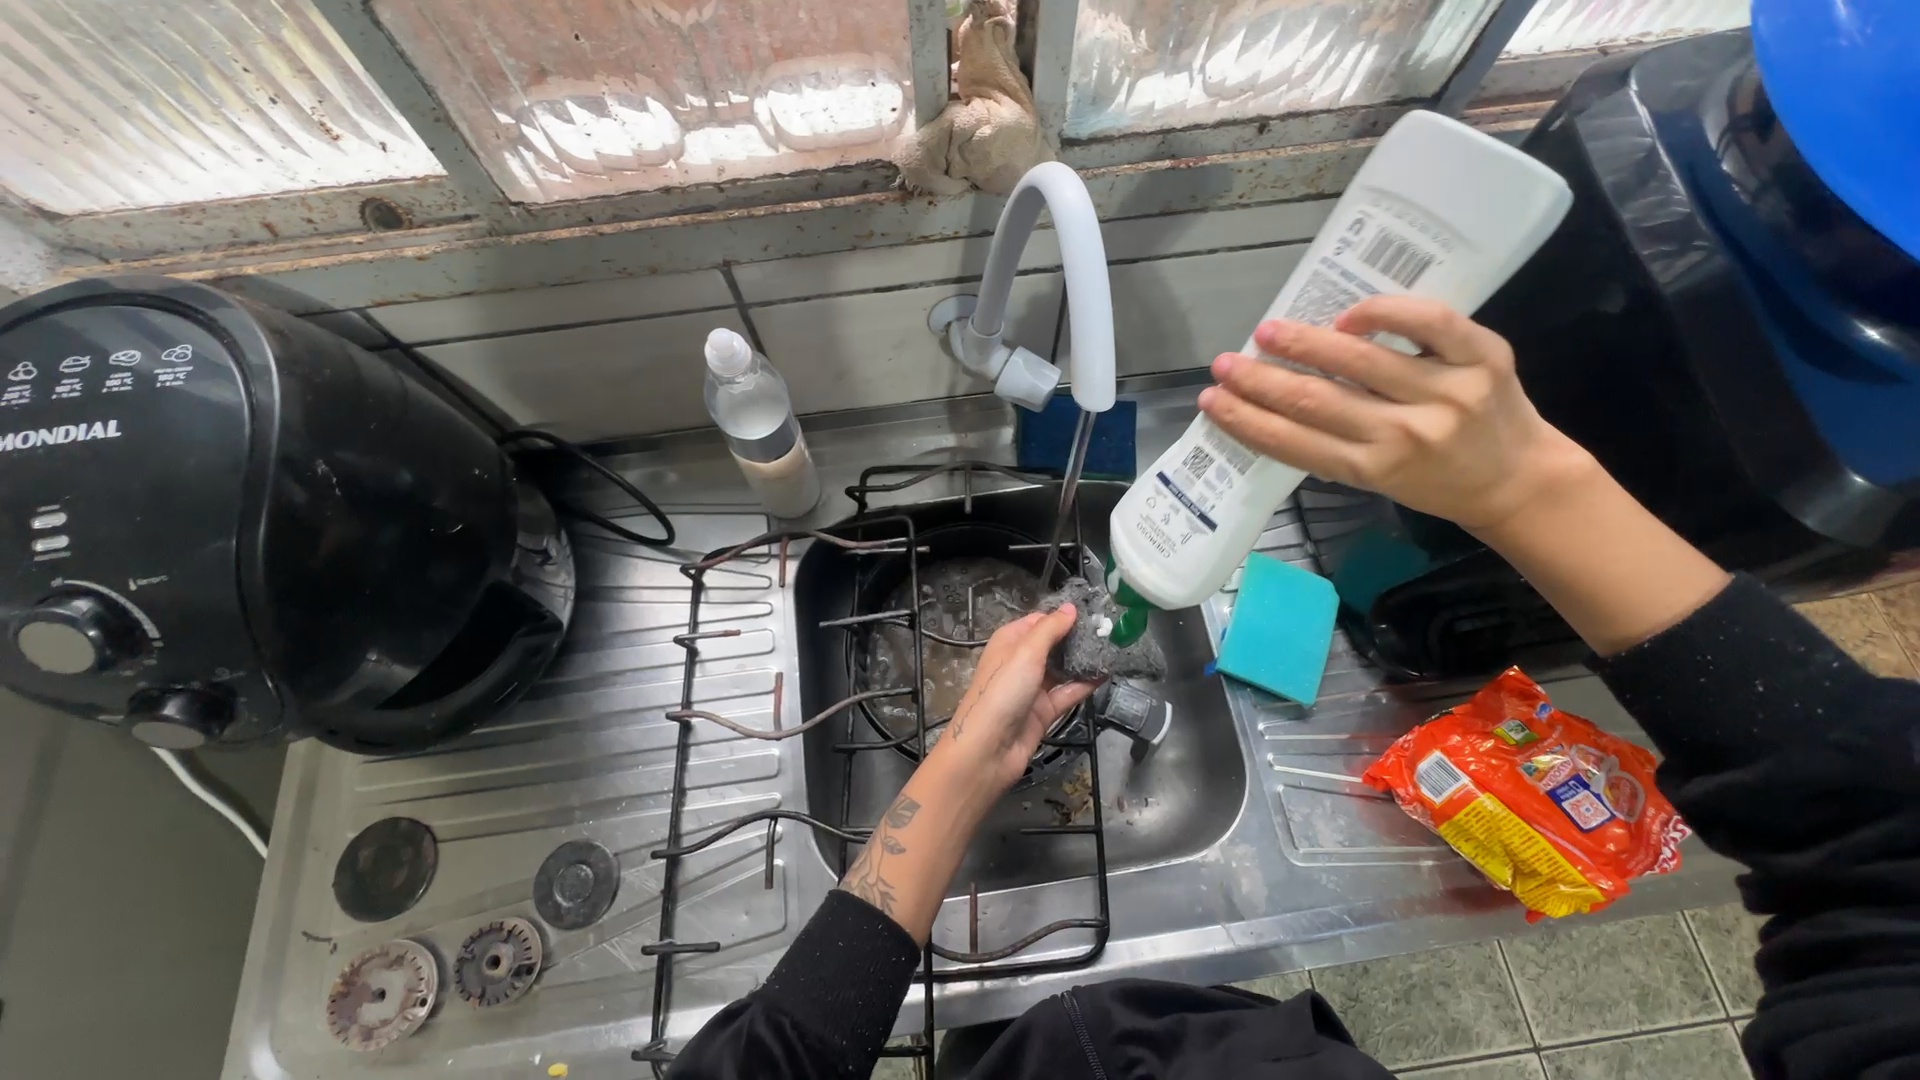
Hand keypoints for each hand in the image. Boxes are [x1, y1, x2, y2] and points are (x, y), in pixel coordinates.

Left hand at [931, 604, 1099, 791]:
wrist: (987, 748)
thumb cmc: (1002, 691)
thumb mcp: (1026, 652)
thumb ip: (1050, 629)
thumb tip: (1070, 608)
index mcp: (1010, 642)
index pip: (1039, 621)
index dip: (1063, 617)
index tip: (1092, 613)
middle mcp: (1020, 662)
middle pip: (1053, 645)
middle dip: (1077, 639)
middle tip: (1110, 631)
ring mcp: (1032, 688)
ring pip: (1062, 669)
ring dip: (1084, 661)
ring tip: (1113, 650)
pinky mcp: (1043, 711)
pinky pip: (1067, 693)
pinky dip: (1084, 684)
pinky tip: (1105, 675)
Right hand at [1197, 296, 1596, 531]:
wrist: (1519, 479)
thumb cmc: (1436, 483)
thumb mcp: (1377, 482)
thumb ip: (1333, 448)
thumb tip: (1275, 404)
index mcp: (1373, 470)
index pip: (1294, 442)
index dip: (1246, 420)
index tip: (1212, 401)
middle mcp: (1405, 434)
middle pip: (1316, 400)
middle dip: (1260, 381)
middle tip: (1224, 364)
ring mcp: (1446, 393)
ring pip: (1361, 360)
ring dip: (1303, 344)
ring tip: (1267, 332)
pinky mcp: (1483, 357)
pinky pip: (1430, 323)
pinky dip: (1384, 313)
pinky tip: (1349, 315)